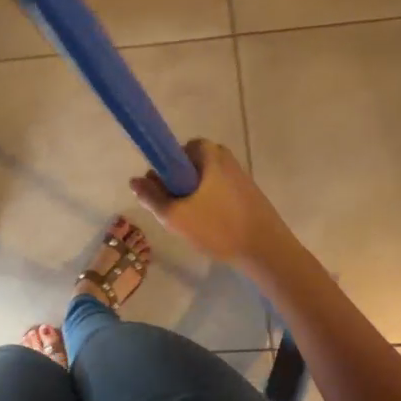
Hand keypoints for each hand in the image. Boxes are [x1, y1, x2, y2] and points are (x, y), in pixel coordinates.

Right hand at [130, 139, 298, 272]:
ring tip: (190, 221)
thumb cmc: (218, 228)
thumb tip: (134, 181)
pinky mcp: (247, 193)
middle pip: (189, 164)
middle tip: (173, 208)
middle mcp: (225, 158)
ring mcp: (239, 176)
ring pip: (203, 180)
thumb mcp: (174, 215)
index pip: (176, 149)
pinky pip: (217, 190)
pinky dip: (208, 203)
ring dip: (192, 196)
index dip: (164, 168)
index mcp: (209, 154)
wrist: (266, 251)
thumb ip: (150, 197)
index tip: (161, 191)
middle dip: (177, 183)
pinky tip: (208, 226)